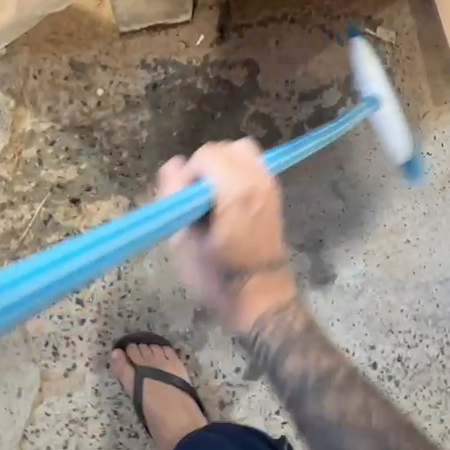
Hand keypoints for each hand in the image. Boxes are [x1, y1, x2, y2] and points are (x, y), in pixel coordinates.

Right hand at [158, 139, 299, 334]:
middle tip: (195, 199)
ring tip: (212, 196)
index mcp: (235, 190)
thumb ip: (173, 196)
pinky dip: (238, 172)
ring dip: (223, 166)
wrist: (262, 301)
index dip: (189, 174)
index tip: (184, 202)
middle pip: (225, 149)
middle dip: (205, 166)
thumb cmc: (218, 278)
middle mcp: (257, 180)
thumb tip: (173, 164)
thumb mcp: (183, 242)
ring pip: (242, 152)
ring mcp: (270, 186)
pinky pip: (254, 166)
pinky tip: (228, 200)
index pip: (206, 155)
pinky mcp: (275, 195)